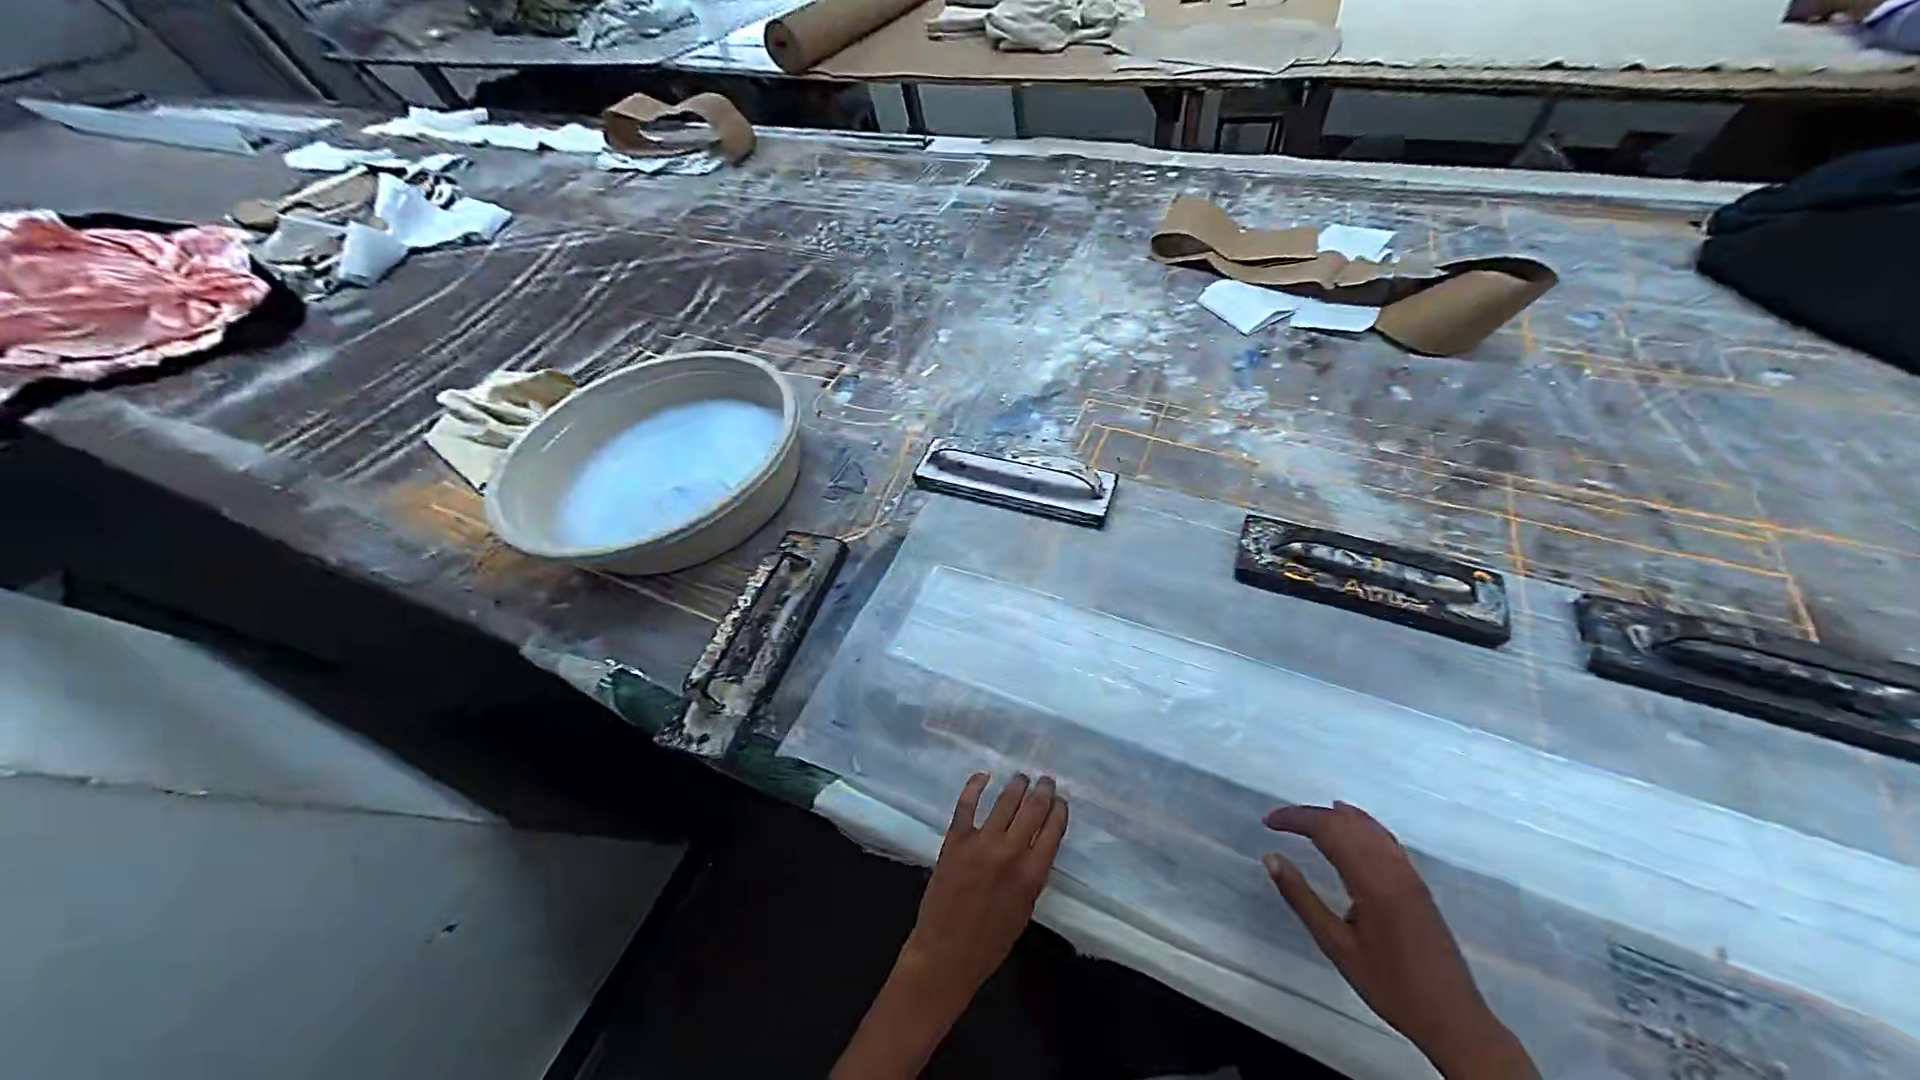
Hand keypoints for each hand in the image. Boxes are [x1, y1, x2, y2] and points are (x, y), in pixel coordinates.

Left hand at [831, 773, 1067, 1079]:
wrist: (945, 953)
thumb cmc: (990, 942)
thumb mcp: (1025, 910)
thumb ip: (1032, 875)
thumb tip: (1036, 846)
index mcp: (1032, 875)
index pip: (1052, 831)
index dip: (1058, 812)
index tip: (1060, 801)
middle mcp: (1010, 853)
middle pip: (1032, 810)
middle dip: (1042, 792)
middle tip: (1046, 781)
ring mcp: (981, 843)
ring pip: (1004, 802)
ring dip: (1016, 785)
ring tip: (1022, 777)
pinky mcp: (955, 839)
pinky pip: (967, 804)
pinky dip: (976, 786)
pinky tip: (984, 775)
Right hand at [1263, 802, 1537, 1079]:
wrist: (1454, 1020)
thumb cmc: (1390, 987)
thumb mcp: (1337, 946)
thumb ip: (1302, 899)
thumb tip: (1271, 859)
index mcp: (1373, 883)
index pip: (1328, 830)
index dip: (1295, 818)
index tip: (1268, 821)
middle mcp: (1393, 870)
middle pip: (1346, 823)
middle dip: (1309, 814)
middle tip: (1278, 821)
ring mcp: (1409, 875)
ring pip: (1367, 827)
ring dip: (1333, 817)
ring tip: (1303, 818)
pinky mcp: (1418, 884)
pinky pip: (1385, 839)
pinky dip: (1361, 823)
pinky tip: (1351, 821)